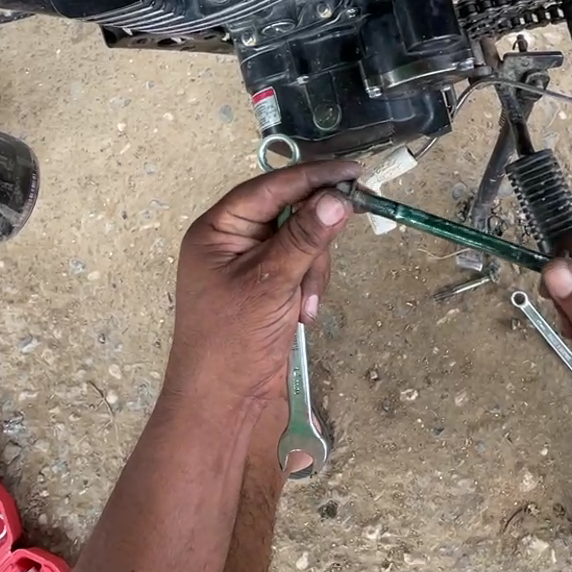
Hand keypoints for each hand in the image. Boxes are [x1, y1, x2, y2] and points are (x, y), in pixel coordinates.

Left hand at [167, 160, 361, 405]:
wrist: (223, 400)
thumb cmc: (231, 339)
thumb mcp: (270, 283)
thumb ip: (305, 238)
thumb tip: (339, 199)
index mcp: (219, 228)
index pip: (271, 187)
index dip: (313, 177)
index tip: (353, 171)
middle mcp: (235, 238)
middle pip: (292, 213)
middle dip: (313, 240)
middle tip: (339, 243)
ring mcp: (254, 262)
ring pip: (305, 241)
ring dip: (312, 272)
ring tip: (304, 306)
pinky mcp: (271, 284)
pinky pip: (303, 266)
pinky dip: (310, 287)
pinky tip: (302, 314)